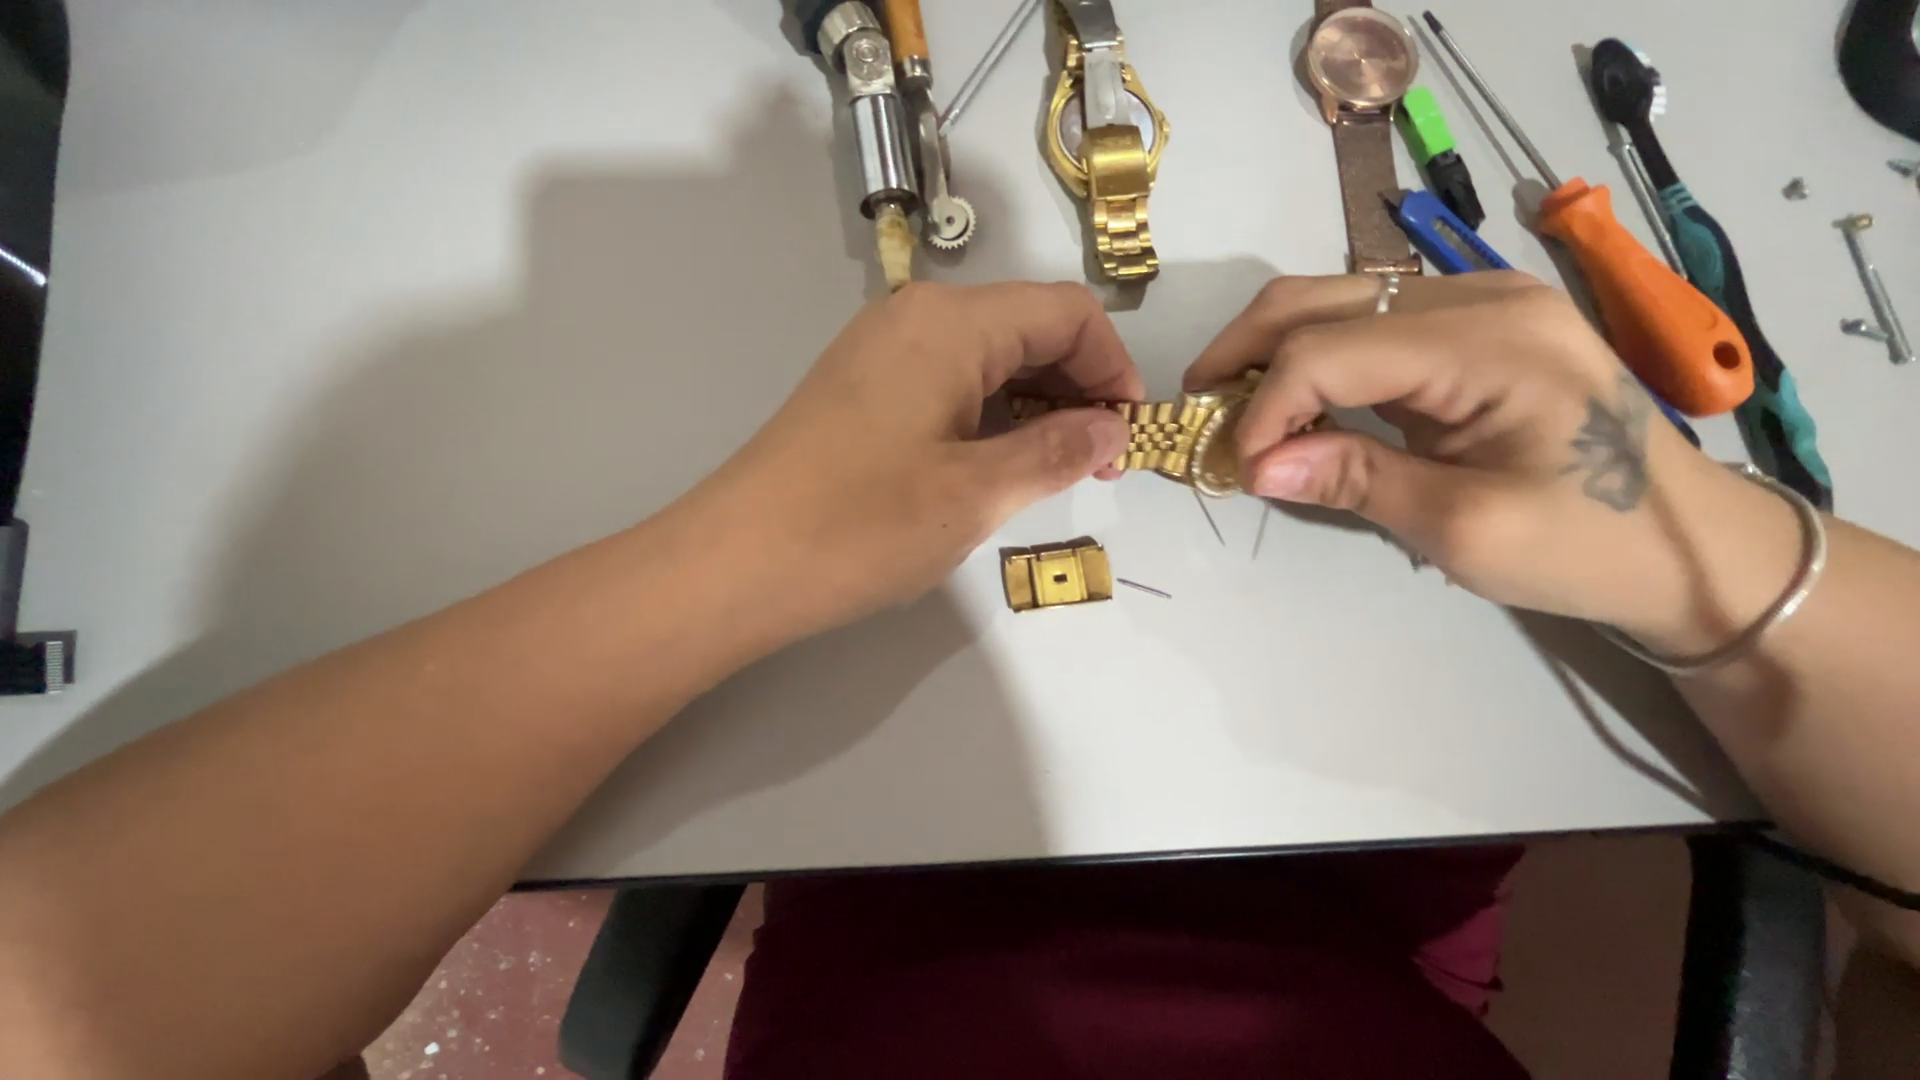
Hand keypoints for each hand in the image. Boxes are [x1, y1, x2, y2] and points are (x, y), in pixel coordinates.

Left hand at [687, 281, 1141, 638]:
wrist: (735, 564)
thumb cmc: (861, 525)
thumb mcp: (977, 493)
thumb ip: (1058, 451)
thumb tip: (1113, 428)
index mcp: (951, 322)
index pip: (1067, 313)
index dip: (1113, 368)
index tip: (1128, 436)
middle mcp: (915, 318)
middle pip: (1028, 328)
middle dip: (1078, 388)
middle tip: (1098, 465)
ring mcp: (882, 351)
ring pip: (988, 358)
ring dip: (1035, 406)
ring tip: (1055, 472)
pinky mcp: (862, 389)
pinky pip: (948, 382)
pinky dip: (989, 415)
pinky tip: (998, 465)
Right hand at [1185, 272, 1801, 654]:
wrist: (1685, 541)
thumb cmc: (1587, 544)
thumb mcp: (1466, 528)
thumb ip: (1356, 481)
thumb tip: (1255, 465)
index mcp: (1492, 341)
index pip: (1331, 348)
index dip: (1264, 405)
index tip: (1238, 469)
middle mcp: (1479, 296)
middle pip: (1318, 297)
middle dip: (1242, 352)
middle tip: (1198, 411)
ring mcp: (1477, 302)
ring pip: (1332, 299)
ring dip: (1268, 350)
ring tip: (1231, 408)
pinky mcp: (1469, 324)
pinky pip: (1363, 322)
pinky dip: (1309, 357)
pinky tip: (1290, 401)